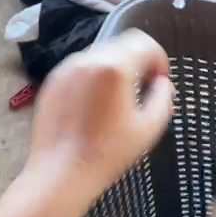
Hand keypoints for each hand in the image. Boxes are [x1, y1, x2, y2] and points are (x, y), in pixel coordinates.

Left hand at [25, 30, 173, 201]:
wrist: (60, 173)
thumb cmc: (107, 154)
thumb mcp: (148, 128)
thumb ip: (163, 98)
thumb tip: (163, 84)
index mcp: (115, 68)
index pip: (144, 44)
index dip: (158, 60)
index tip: (159, 81)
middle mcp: (88, 60)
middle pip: (122, 45)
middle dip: (137, 63)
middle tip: (142, 91)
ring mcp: (66, 69)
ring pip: (100, 55)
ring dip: (115, 69)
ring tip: (117, 101)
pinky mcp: (52, 81)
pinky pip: (80, 68)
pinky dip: (93, 78)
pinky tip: (94, 107)